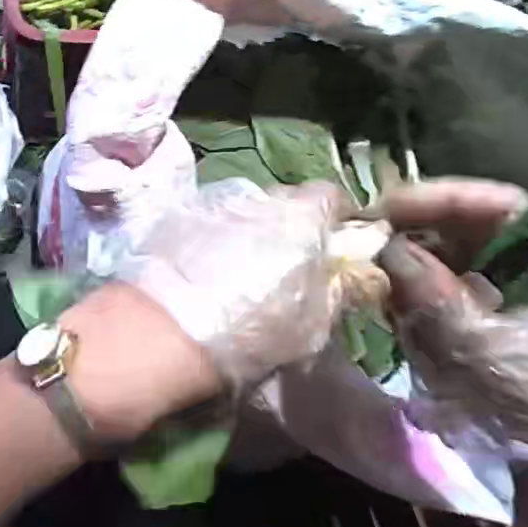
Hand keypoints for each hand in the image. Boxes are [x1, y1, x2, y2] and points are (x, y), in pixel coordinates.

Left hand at [117, 180, 349, 391]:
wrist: (163, 331)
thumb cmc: (252, 331)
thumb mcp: (313, 322)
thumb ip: (343, 288)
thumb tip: (364, 272)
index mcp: (301, 215)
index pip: (331, 195)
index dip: (336, 218)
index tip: (333, 244)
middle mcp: (258, 196)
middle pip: (286, 200)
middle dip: (292, 224)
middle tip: (287, 263)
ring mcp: (214, 202)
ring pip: (247, 208)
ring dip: (252, 229)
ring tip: (242, 268)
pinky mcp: (178, 215)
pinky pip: (211, 219)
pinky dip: (217, 236)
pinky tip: (206, 266)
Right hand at [377, 180, 527, 474]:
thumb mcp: (488, 350)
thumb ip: (437, 295)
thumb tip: (386, 246)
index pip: (502, 205)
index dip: (445, 196)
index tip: (391, 205)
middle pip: (466, 225)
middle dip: (414, 225)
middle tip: (365, 230)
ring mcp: (502, 294)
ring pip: (445, 253)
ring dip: (404, 256)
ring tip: (367, 263)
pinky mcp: (478, 318)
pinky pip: (435, 285)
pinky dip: (406, 286)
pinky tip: (381, 295)